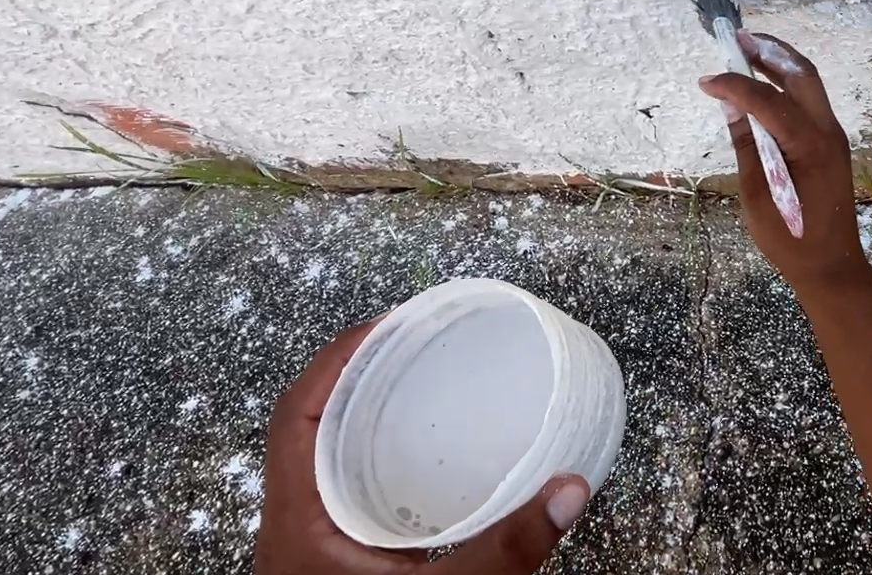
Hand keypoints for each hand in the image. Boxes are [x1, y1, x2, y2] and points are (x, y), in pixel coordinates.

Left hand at [255, 323, 590, 574]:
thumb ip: (505, 552)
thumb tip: (575, 486)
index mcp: (299, 520)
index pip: (296, 413)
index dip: (339, 356)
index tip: (396, 320)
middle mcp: (298, 522)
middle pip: (312, 422)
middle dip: (366, 370)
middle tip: (429, 341)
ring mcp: (313, 542)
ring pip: (329, 454)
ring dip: (373, 409)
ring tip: (432, 380)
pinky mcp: (335, 560)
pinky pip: (350, 483)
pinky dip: (384, 450)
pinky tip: (431, 455)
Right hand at [698, 30, 871, 294]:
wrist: (832, 266)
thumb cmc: (791, 241)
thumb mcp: (758, 195)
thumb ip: (746, 145)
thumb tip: (730, 106)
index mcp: (810, 146)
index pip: (768, 101)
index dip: (734, 85)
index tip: (705, 81)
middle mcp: (828, 131)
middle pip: (802, 74)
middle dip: (769, 51)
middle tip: (736, 39)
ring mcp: (834, 135)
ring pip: (809, 83)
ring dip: (780, 62)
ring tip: (747, 50)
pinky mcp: (831, 142)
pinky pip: (809, 101)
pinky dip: (786, 83)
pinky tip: (763, 83)